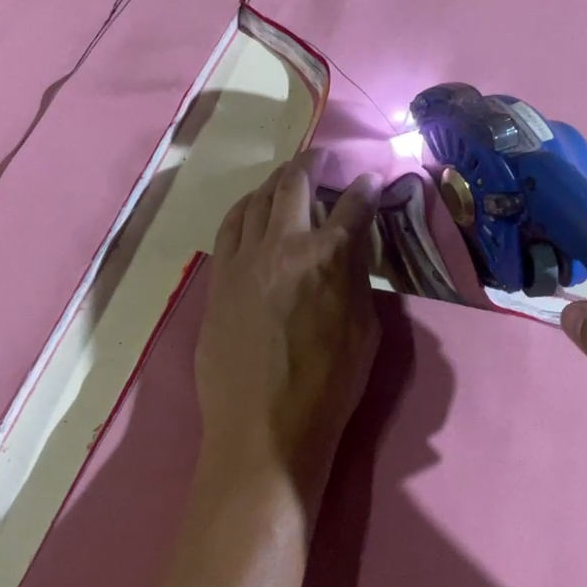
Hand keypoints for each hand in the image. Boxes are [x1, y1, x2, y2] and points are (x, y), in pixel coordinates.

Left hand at [195, 150, 383, 505]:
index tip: (368, 180)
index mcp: (329, 257)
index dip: (364, 189)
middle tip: (322, 156)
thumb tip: (353, 243)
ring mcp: (243, 259)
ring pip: (255, 200)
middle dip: (312, 162)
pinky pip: (229, 228)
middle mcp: (283, 245)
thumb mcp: (365, 331)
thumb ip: (358, 277)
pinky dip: (244, 209)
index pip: (352, 206)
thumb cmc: (328, 388)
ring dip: (274, 182)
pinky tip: (251, 209)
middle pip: (294, 185)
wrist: (263, 431)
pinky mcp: (218, 279)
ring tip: (286, 177)